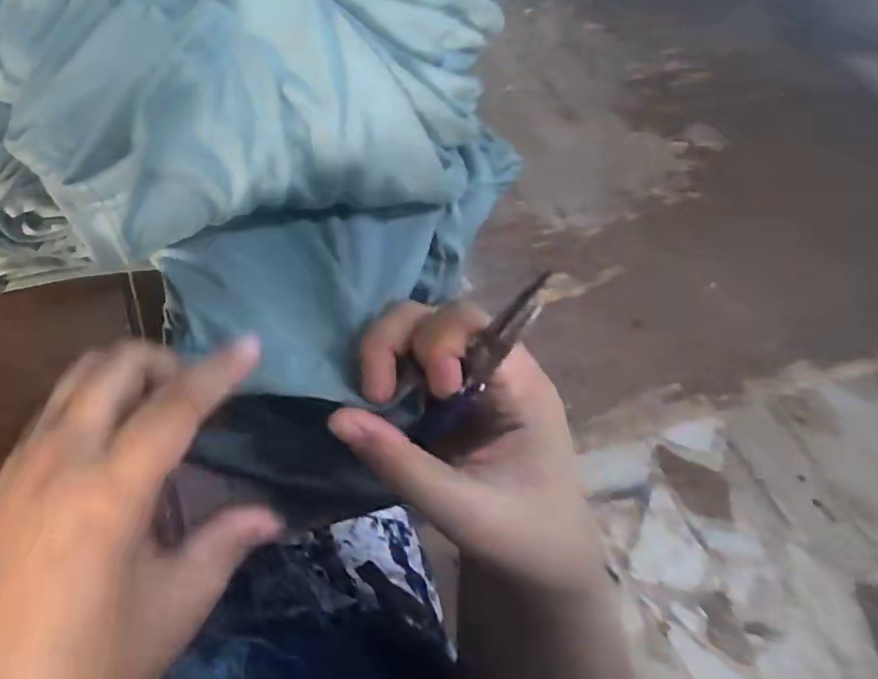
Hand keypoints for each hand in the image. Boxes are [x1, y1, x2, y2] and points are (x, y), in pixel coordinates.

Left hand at [0, 338, 282, 678]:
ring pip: (80, 371)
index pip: (174, 407)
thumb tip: (269, 514)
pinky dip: (92, 393)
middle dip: (164, 360)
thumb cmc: (84, 663)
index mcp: (109, 489)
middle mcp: (64, 452)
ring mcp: (27, 454)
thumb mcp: (166, 613)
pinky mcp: (6, 467)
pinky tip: (108, 437)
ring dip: (124, 370)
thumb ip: (220, 548)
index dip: (217, 371)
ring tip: (155, 405)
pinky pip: (56, 400)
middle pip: (118, 364)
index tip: (249, 344)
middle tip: (196, 392)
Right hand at [329, 302, 605, 594]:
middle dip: (393, 342)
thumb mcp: (462, 510)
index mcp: (518, 383)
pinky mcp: (439, 386)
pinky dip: (381, 366)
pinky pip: (402, 352)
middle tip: (378, 395)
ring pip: (410, 326)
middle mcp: (488, 364)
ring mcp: (461, 371)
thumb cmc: (520, 535)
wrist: (541, 562)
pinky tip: (378, 402)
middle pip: (430, 314)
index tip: (435, 393)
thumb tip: (336, 417)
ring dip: (383, 351)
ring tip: (377, 399)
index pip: (470, 321)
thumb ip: (401, 463)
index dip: (439, 341)